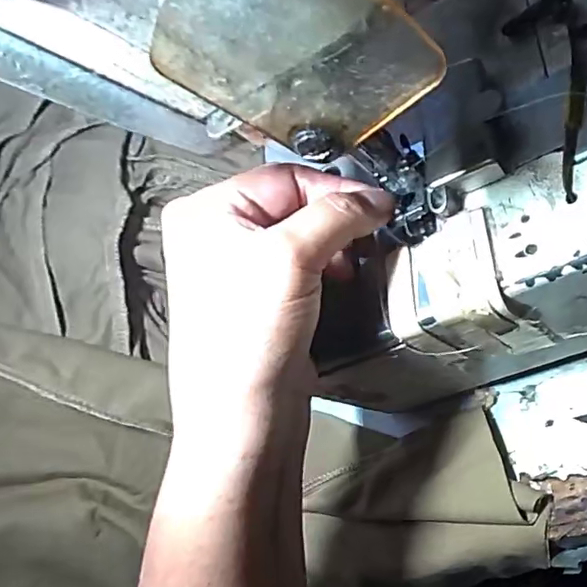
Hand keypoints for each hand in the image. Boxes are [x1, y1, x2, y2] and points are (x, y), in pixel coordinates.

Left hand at [161, 164, 391, 430]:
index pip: (286, 177)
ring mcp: (239, 268)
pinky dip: (328, 268)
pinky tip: (339, 283)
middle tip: (366, 239)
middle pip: (296, 204)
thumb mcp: (294, 257)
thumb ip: (338, 215)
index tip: (378, 207)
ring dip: (337, 245)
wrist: (246, 409)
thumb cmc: (250, 337)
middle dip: (338, 220)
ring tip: (350, 266)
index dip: (336, 190)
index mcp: (208, 211)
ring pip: (304, 235)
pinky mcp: (262, 298)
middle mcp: (217, 235)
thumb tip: (376, 198)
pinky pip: (303, 264)